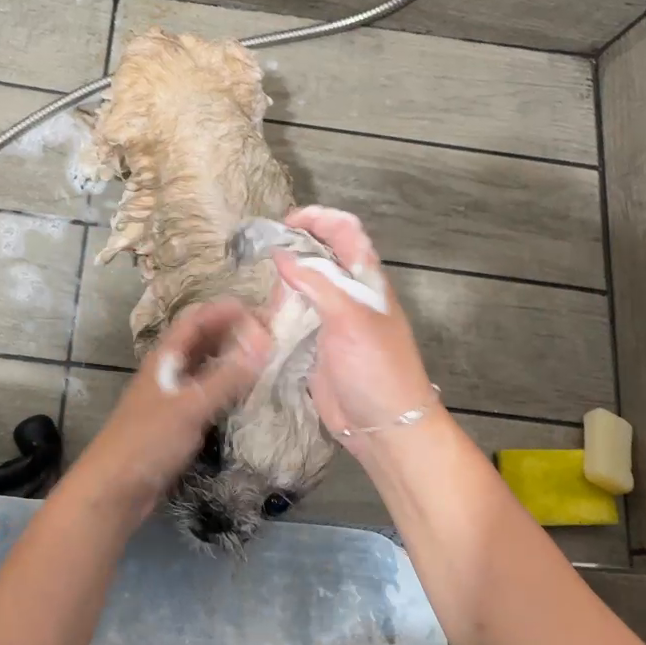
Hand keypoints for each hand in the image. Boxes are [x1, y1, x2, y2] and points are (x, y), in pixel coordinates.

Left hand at [74, 299, 271, 516]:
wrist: (113, 490)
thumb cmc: (147, 442)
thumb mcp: (190, 407)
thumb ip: (227, 377)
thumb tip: (264, 341)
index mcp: (165, 360)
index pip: (195, 320)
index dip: (224, 310)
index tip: (261, 310)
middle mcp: (168, 374)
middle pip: (201, 343)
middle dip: (232, 334)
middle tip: (271, 335)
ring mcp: (171, 400)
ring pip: (205, 370)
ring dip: (231, 362)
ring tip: (266, 361)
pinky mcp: (176, 425)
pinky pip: (206, 397)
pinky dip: (227, 391)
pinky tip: (247, 398)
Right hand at [272, 207, 439, 453]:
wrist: (383, 425)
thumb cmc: (375, 368)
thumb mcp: (349, 318)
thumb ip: (316, 282)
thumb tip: (281, 254)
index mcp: (365, 280)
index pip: (345, 232)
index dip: (318, 219)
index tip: (285, 224)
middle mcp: (348, 295)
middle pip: (318, 258)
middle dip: (291, 252)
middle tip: (262, 261)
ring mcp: (331, 322)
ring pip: (301, 289)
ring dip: (281, 288)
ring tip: (264, 297)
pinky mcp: (316, 347)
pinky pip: (292, 322)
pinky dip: (276, 317)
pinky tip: (261, 323)